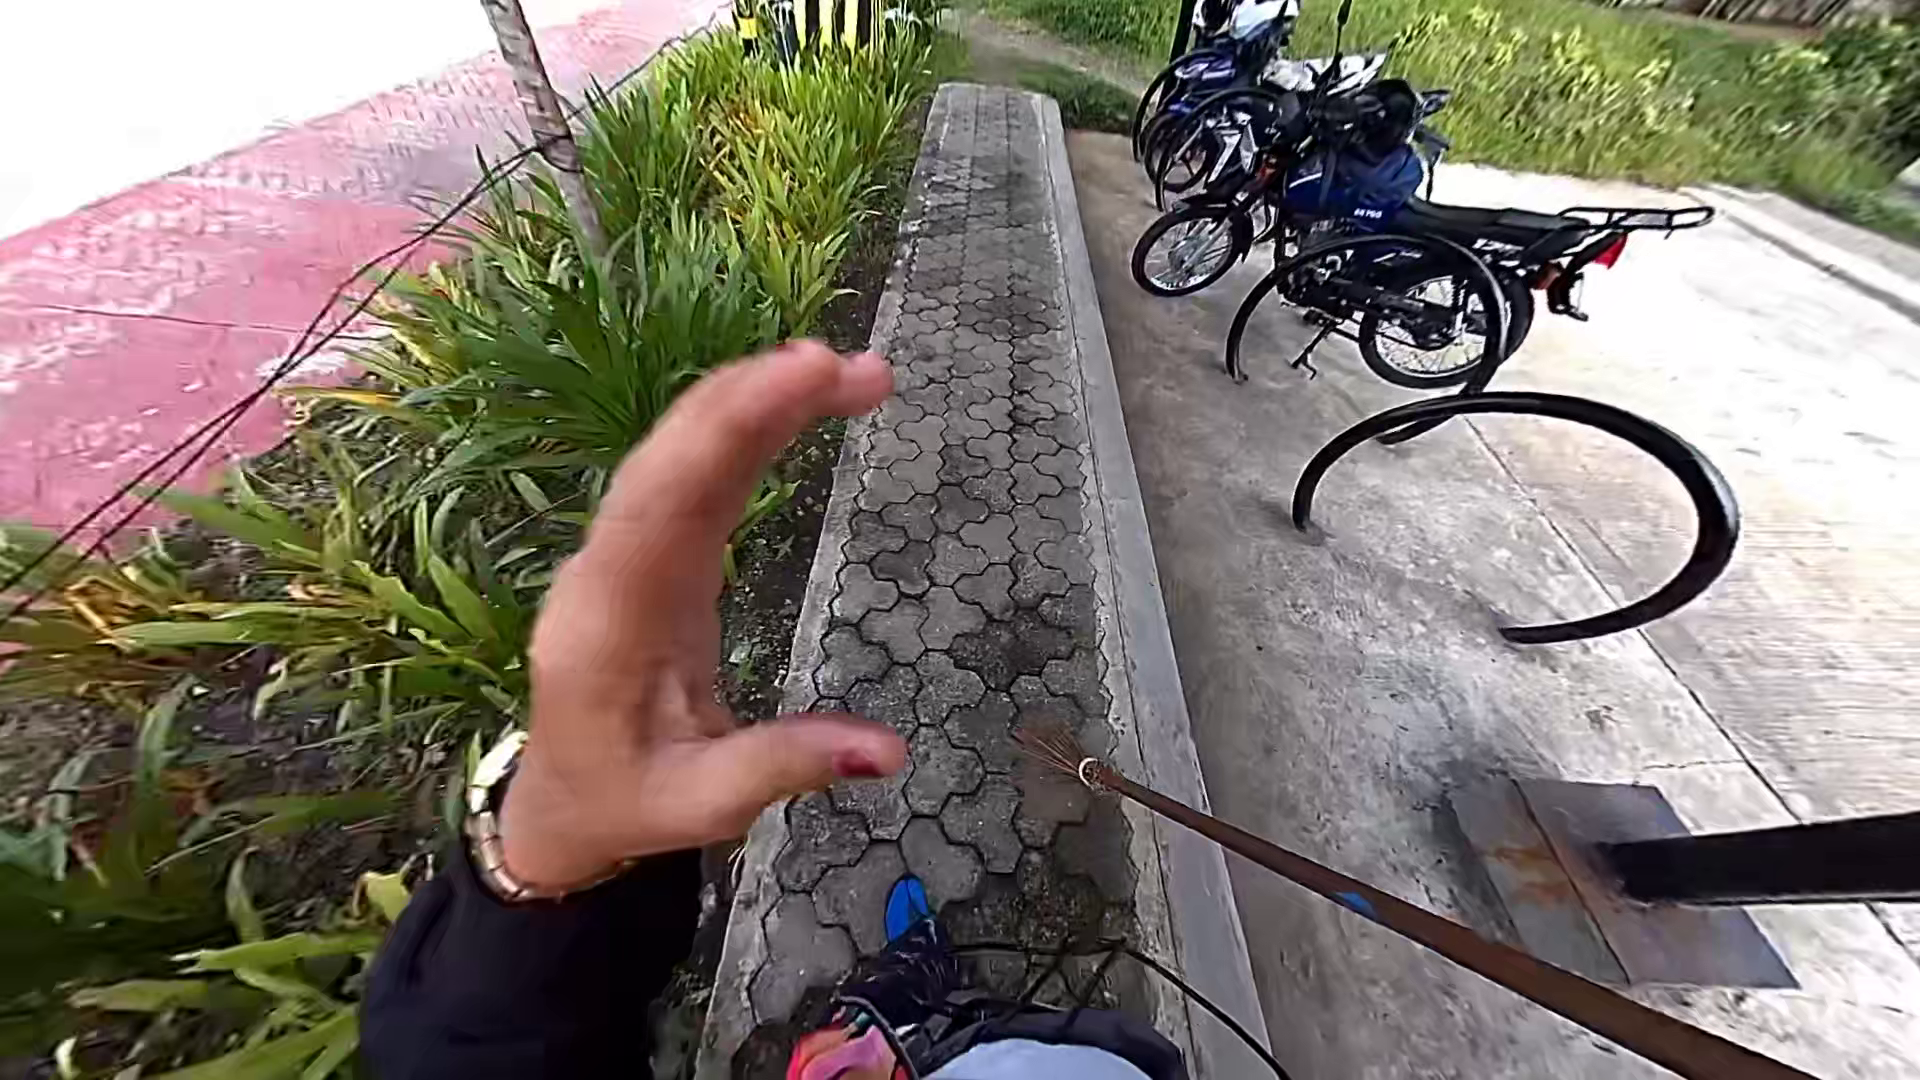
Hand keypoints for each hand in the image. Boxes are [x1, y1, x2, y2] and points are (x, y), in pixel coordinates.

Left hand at [499, 342, 907, 891]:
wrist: (561, 800)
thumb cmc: (625, 802)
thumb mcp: (701, 805)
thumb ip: (784, 765)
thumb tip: (889, 750)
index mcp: (611, 617)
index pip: (669, 499)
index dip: (735, 425)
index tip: (811, 372)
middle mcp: (612, 562)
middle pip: (676, 453)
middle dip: (759, 394)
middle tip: (855, 367)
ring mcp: (628, 548)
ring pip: (685, 450)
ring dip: (756, 399)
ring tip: (841, 372)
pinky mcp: (655, 548)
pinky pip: (696, 471)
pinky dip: (745, 428)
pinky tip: (792, 405)